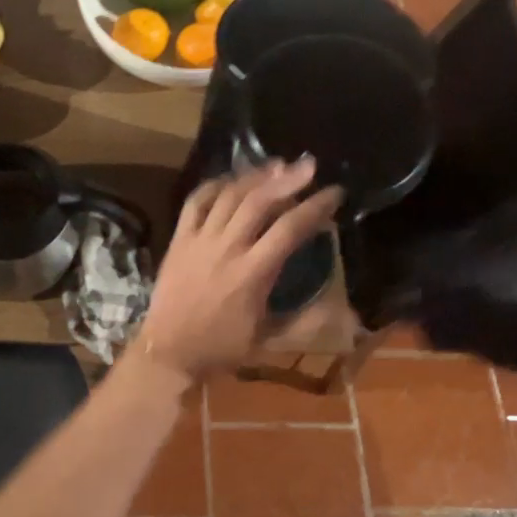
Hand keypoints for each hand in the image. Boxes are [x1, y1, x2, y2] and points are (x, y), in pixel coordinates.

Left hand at [134, 160, 341, 383]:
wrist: (168, 351)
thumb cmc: (221, 348)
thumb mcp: (269, 342)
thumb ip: (306, 323)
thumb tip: (348, 314)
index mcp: (253, 274)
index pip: (289, 229)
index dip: (315, 207)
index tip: (334, 193)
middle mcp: (227, 249)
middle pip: (259, 202)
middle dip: (287, 180)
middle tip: (309, 166)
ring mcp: (199, 240)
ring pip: (229, 196)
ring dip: (254, 177)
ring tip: (276, 166)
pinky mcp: (179, 239)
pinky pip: (195, 202)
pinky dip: (214, 185)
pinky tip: (231, 179)